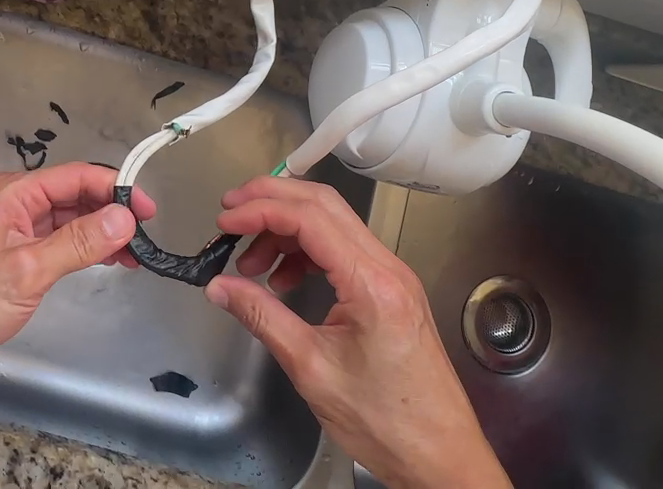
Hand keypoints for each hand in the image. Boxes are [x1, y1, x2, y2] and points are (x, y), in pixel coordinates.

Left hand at [0, 163, 155, 378]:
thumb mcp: (28, 271)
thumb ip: (78, 242)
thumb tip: (123, 217)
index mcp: (14, 193)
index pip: (75, 176)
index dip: (114, 188)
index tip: (147, 208)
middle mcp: (17, 200)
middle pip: (75, 193)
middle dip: (112, 210)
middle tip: (146, 235)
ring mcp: (19, 225)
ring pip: (72, 215)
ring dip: (104, 229)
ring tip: (136, 252)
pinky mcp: (21, 249)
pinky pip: (63, 236)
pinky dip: (88, 245)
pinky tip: (111, 258)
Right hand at [205, 177, 509, 488]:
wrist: (444, 463)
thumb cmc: (384, 423)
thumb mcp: (311, 368)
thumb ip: (261, 316)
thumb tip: (218, 286)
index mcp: (372, 283)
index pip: (308, 218)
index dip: (259, 210)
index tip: (224, 221)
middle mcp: (387, 267)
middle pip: (322, 203)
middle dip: (270, 199)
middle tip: (229, 212)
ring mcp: (392, 276)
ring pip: (330, 222)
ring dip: (284, 229)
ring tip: (249, 263)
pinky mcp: (390, 290)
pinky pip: (340, 248)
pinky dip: (303, 250)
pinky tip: (281, 280)